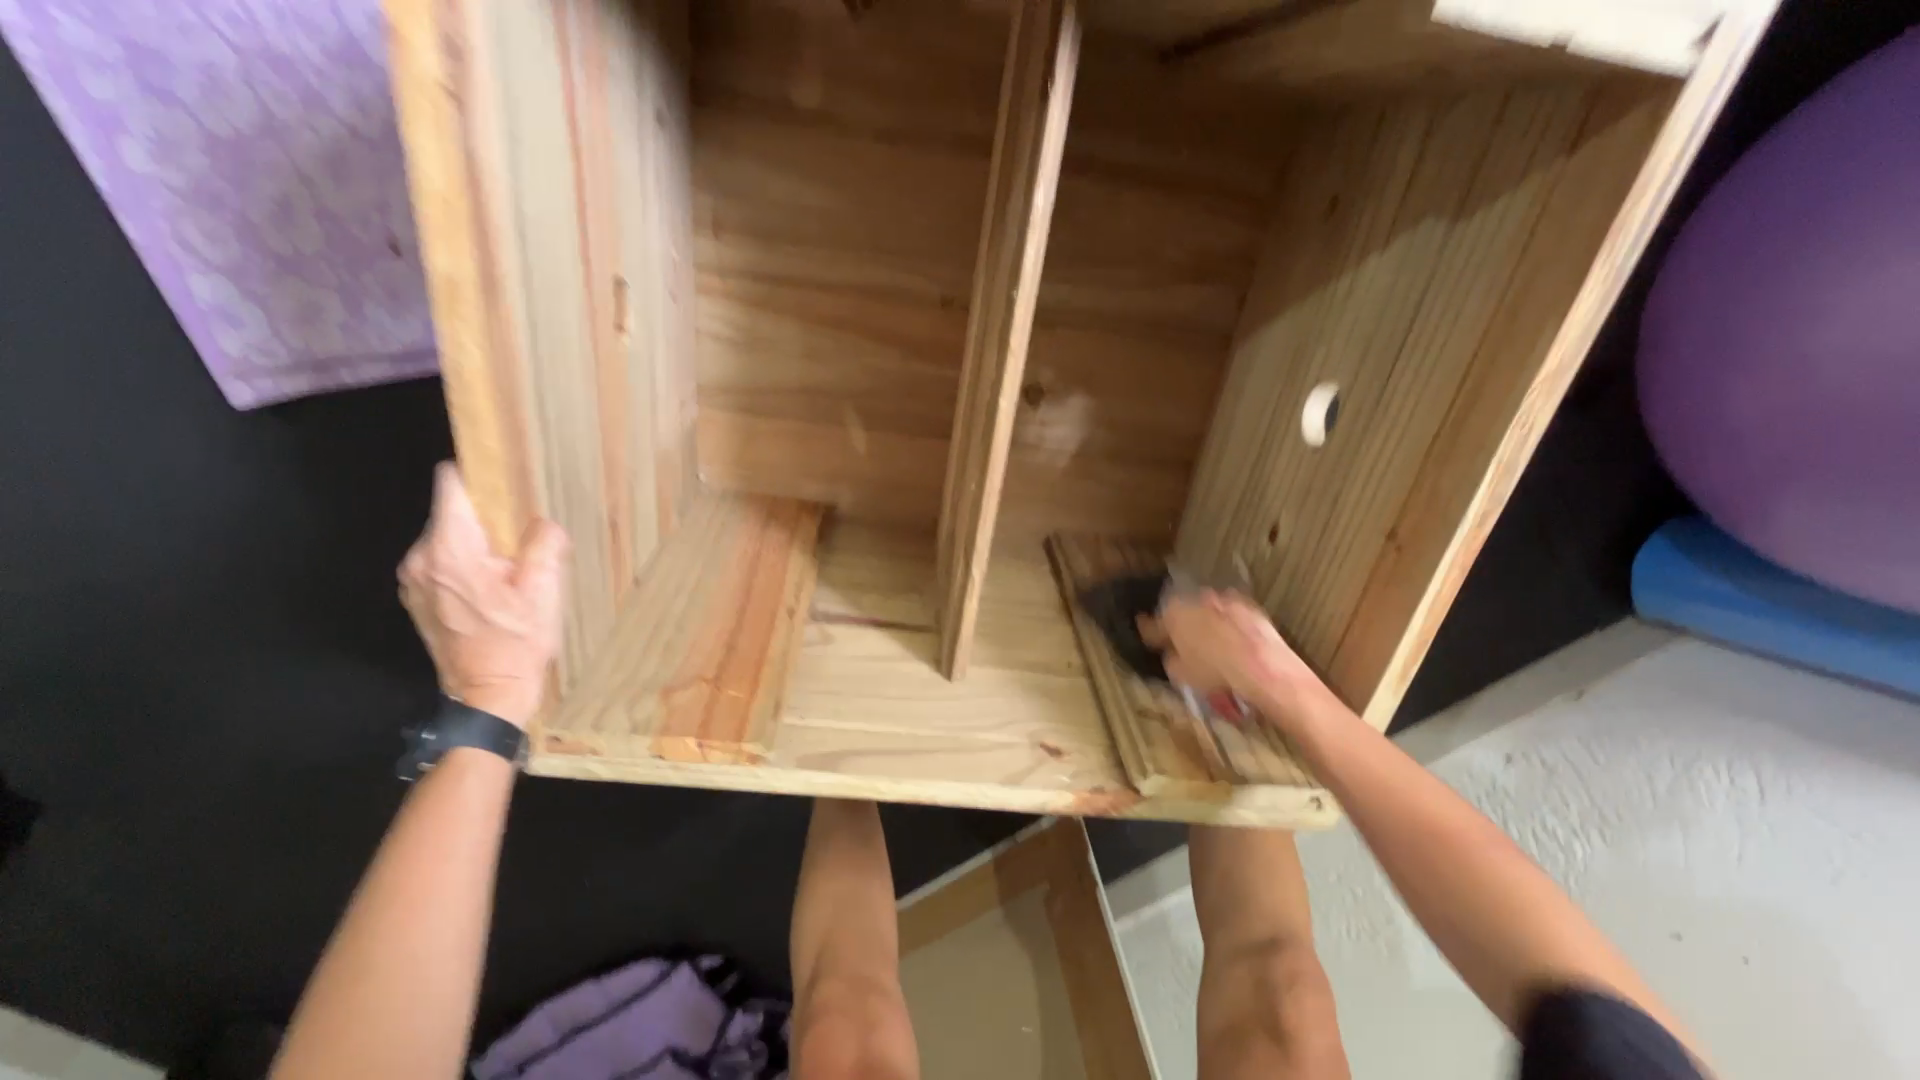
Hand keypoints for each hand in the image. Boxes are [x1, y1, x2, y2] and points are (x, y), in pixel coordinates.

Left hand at [397, 463, 568, 728]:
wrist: (488, 696)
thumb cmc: (517, 642)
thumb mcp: (545, 589)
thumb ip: (544, 542)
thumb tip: (541, 523)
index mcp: (450, 549)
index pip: (450, 486)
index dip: (476, 475)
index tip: (501, 477)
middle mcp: (420, 559)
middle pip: (451, 514)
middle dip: (486, 520)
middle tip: (520, 543)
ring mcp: (413, 581)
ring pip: (447, 540)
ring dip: (476, 546)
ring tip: (508, 571)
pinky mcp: (416, 599)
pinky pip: (440, 565)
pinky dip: (464, 567)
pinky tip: (491, 590)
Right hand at [1148, 590, 1331, 731]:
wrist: (1263, 667)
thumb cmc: (1215, 672)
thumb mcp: (1181, 674)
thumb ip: (1171, 659)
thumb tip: (1174, 655)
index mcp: (1174, 614)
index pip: (1153, 624)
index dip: (1149, 633)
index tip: (1148, 639)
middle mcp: (1198, 599)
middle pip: (1183, 613)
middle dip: (1182, 626)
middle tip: (1183, 645)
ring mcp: (1226, 601)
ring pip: (1209, 612)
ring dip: (1207, 624)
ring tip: (1212, 645)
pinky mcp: (1251, 607)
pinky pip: (1233, 616)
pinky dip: (1230, 627)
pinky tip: (1235, 645)